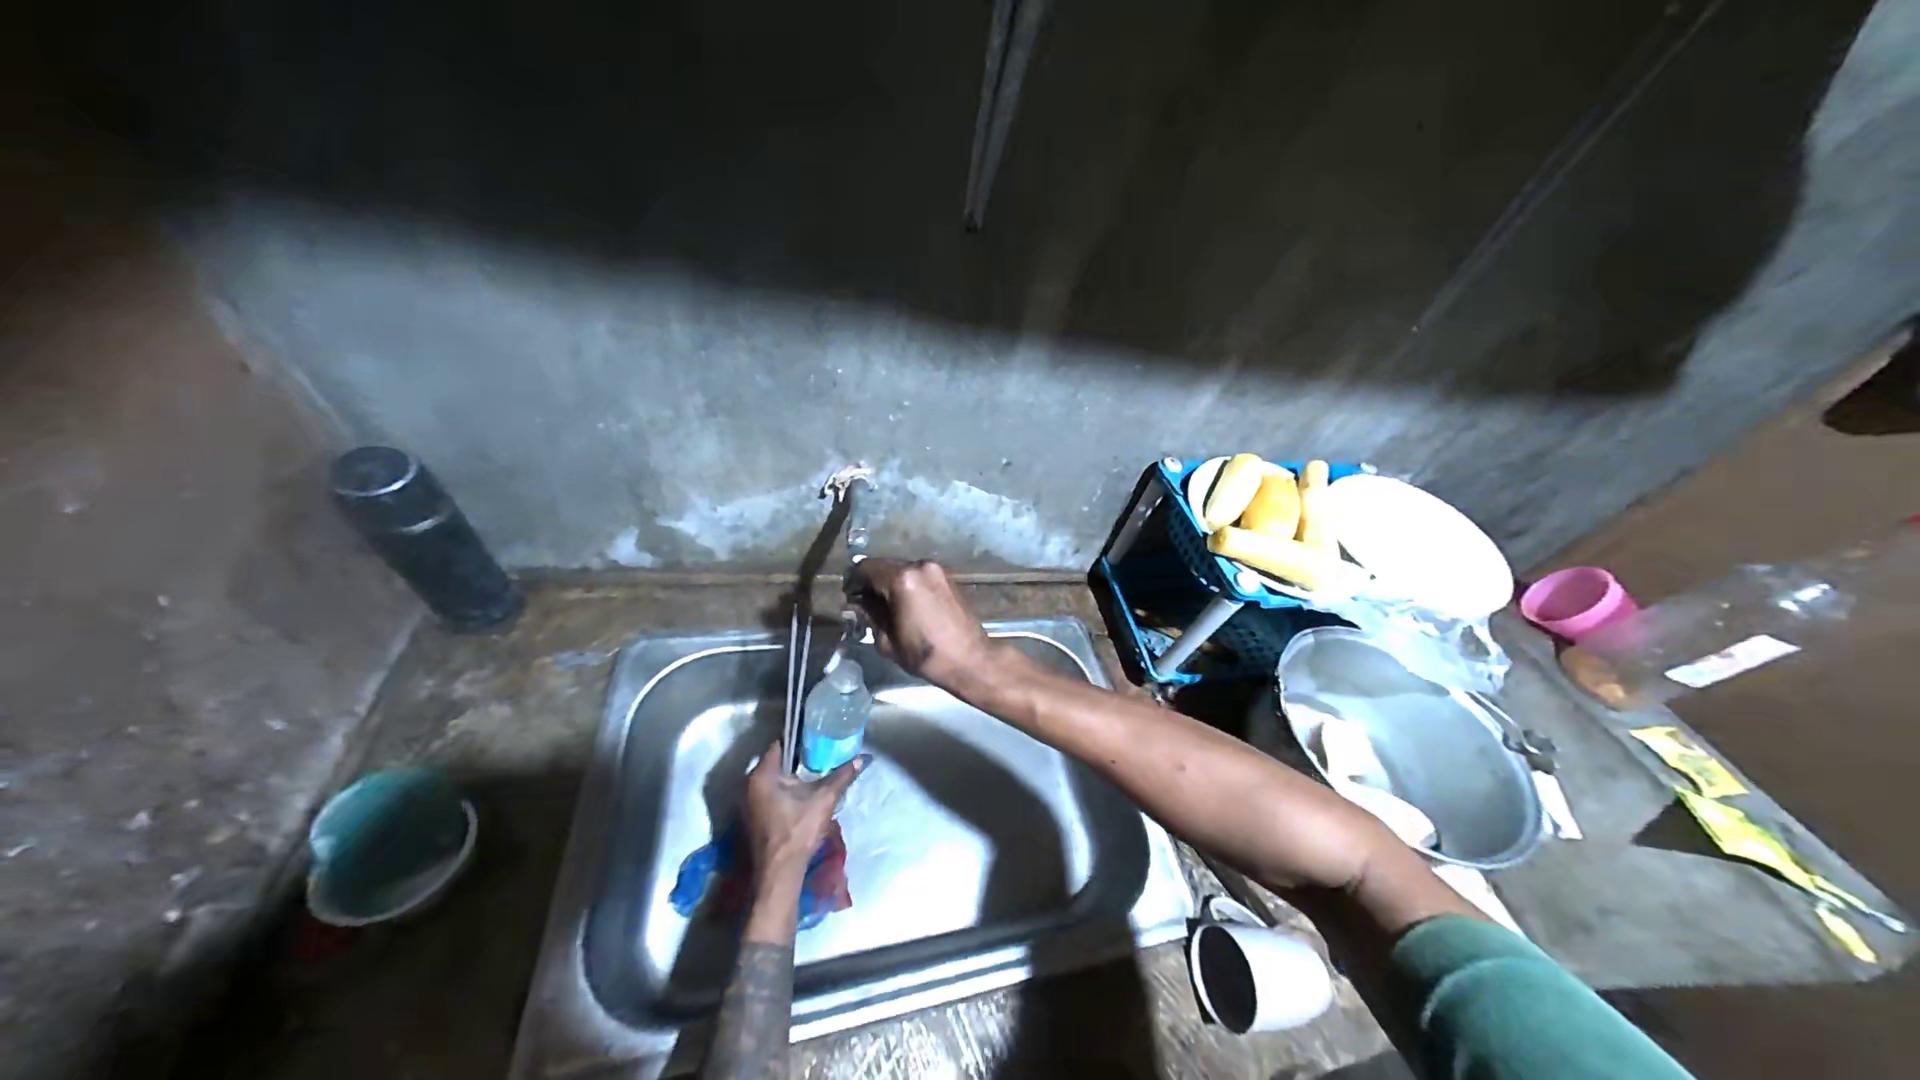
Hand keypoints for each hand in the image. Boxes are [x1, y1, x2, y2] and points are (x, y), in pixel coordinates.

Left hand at [741, 740, 865, 883]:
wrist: (779, 873)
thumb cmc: (798, 831)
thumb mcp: (824, 800)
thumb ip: (842, 776)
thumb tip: (862, 759)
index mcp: (762, 775)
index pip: (780, 745)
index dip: (799, 740)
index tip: (816, 740)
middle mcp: (749, 785)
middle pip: (776, 763)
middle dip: (796, 760)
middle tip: (819, 757)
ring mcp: (747, 802)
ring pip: (771, 780)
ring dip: (789, 778)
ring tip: (813, 776)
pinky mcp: (751, 817)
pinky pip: (767, 794)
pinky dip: (782, 793)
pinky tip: (800, 798)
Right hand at [848, 559, 1006, 695]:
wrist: (970, 659)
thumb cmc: (926, 654)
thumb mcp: (887, 640)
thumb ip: (870, 615)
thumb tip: (859, 603)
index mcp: (902, 579)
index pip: (866, 568)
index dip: (853, 581)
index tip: (849, 596)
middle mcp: (919, 566)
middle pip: (884, 565)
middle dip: (871, 581)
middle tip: (862, 602)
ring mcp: (936, 569)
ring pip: (902, 569)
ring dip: (889, 582)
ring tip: (884, 605)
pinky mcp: (947, 577)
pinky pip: (918, 574)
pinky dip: (907, 584)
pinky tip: (905, 603)